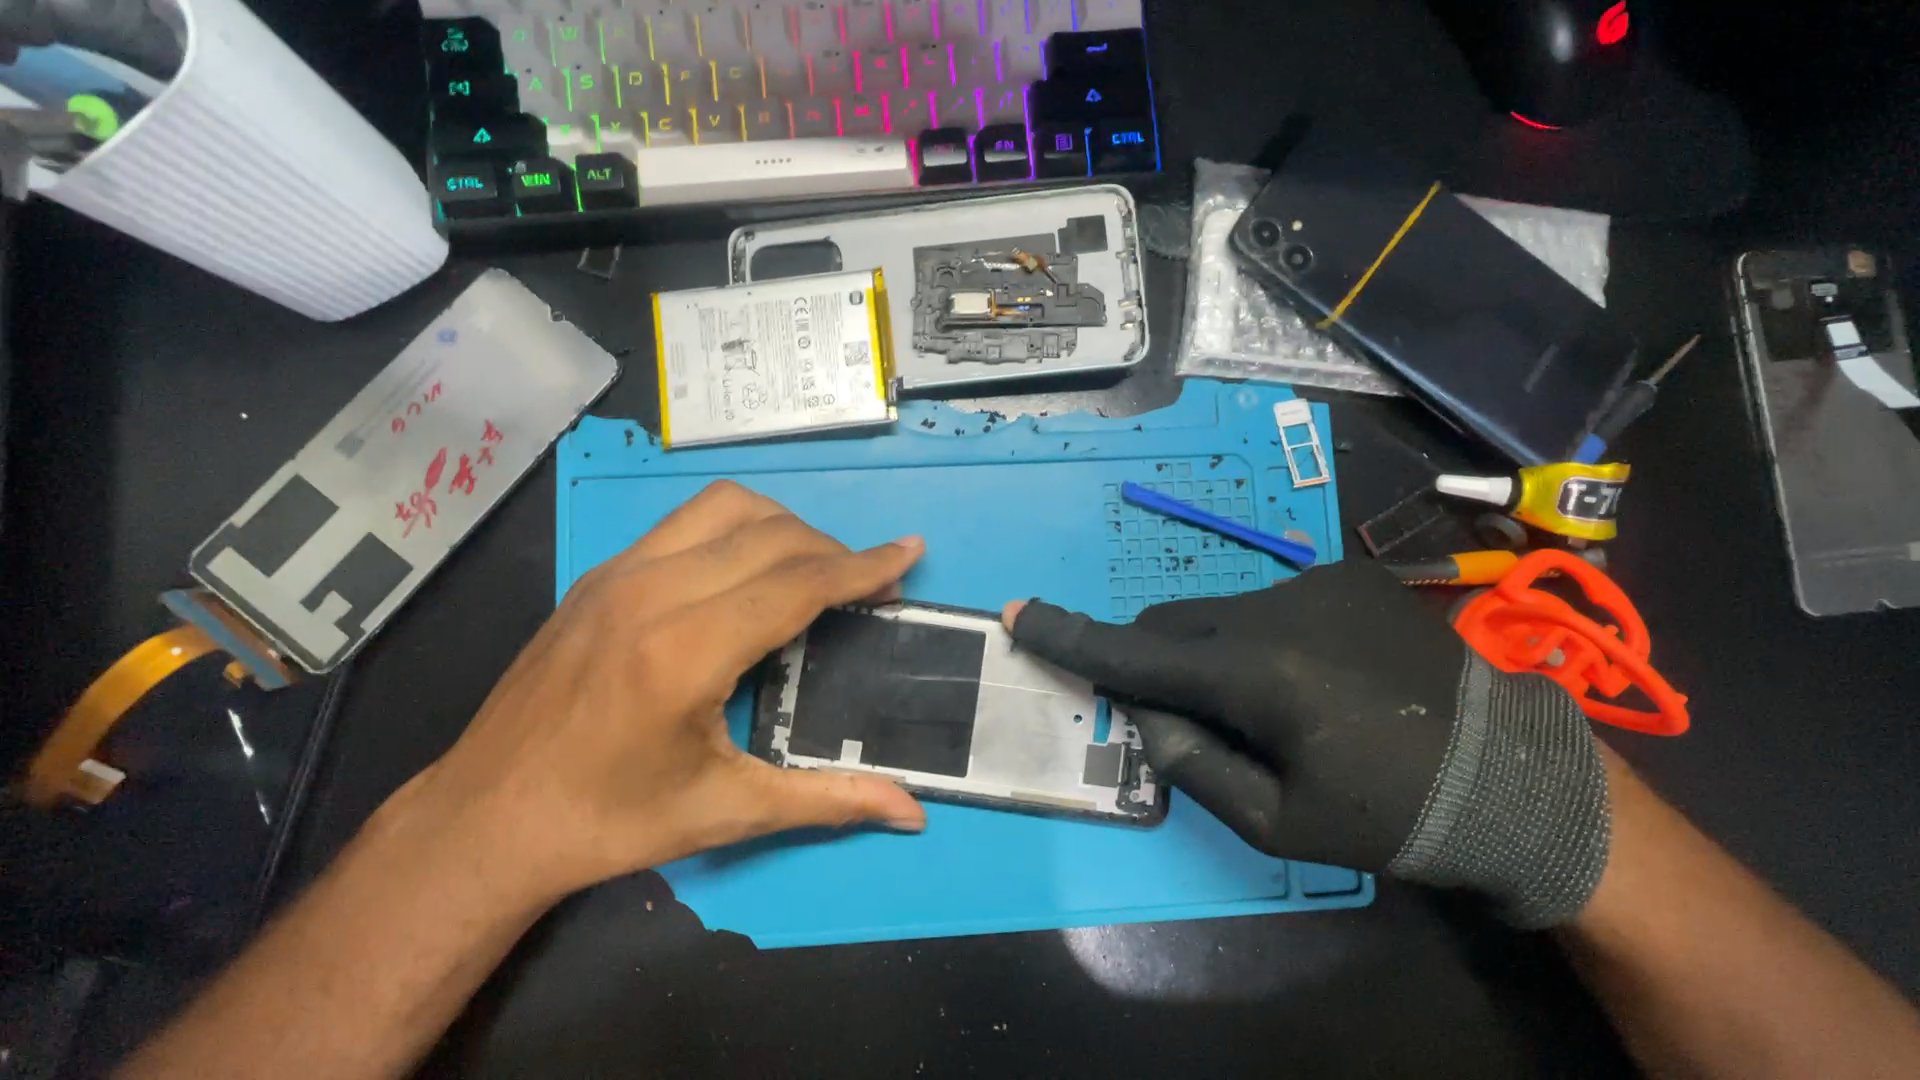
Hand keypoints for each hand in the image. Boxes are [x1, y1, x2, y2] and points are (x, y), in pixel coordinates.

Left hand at [388, 481, 927, 909]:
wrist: (485, 817)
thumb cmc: (609, 822)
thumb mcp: (726, 813)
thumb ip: (828, 800)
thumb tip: (913, 813)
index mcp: (686, 652)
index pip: (797, 583)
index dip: (863, 566)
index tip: (910, 553)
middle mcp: (652, 592)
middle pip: (770, 534)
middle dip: (833, 549)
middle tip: (868, 584)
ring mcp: (618, 575)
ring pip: (723, 508)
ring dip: (783, 525)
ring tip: (811, 567)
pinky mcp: (598, 576)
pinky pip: (684, 523)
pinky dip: (735, 530)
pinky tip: (746, 573)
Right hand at [1004, 559, 1612, 927]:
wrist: (1522, 776)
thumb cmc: (1390, 815)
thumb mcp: (1279, 820)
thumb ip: (1193, 763)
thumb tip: (1143, 711)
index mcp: (1257, 673)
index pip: (1136, 654)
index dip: (1069, 637)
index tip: (1017, 613)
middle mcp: (1277, 607)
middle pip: (1170, 624)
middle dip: (1151, 661)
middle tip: (1176, 714)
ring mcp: (1316, 582)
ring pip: (1217, 612)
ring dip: (1210, 653)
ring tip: (1270, 708)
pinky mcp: (1347, 576)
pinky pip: (1266, 603)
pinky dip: (1255, 638)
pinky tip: (1311, 680)